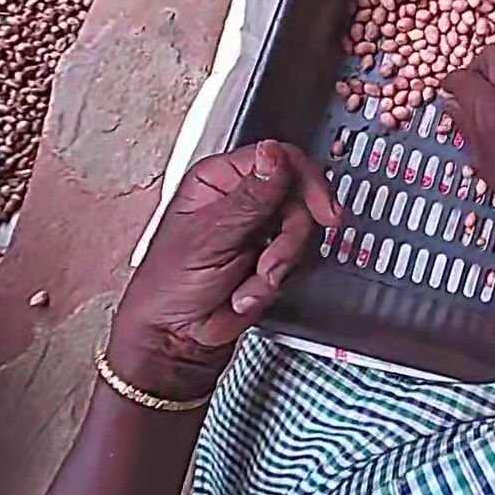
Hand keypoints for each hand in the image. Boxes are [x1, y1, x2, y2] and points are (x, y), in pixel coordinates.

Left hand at [106, 140, 341, 401]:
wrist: (175, 341)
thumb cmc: (170, 286)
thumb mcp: (212, 237)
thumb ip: (251, 196)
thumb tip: (274, 153)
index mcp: (221, 179)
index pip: (279, 158)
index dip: (306, 181)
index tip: (324, 210)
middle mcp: (245, 197)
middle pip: (300, 197)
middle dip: (289, 238)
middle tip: (271, 264)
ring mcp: (261, 227)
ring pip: (304, 230)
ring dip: (282, 264)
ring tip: (251, 284)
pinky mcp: (274, 254)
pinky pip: (302, 257)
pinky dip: (282, 279)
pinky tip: (251, 292)